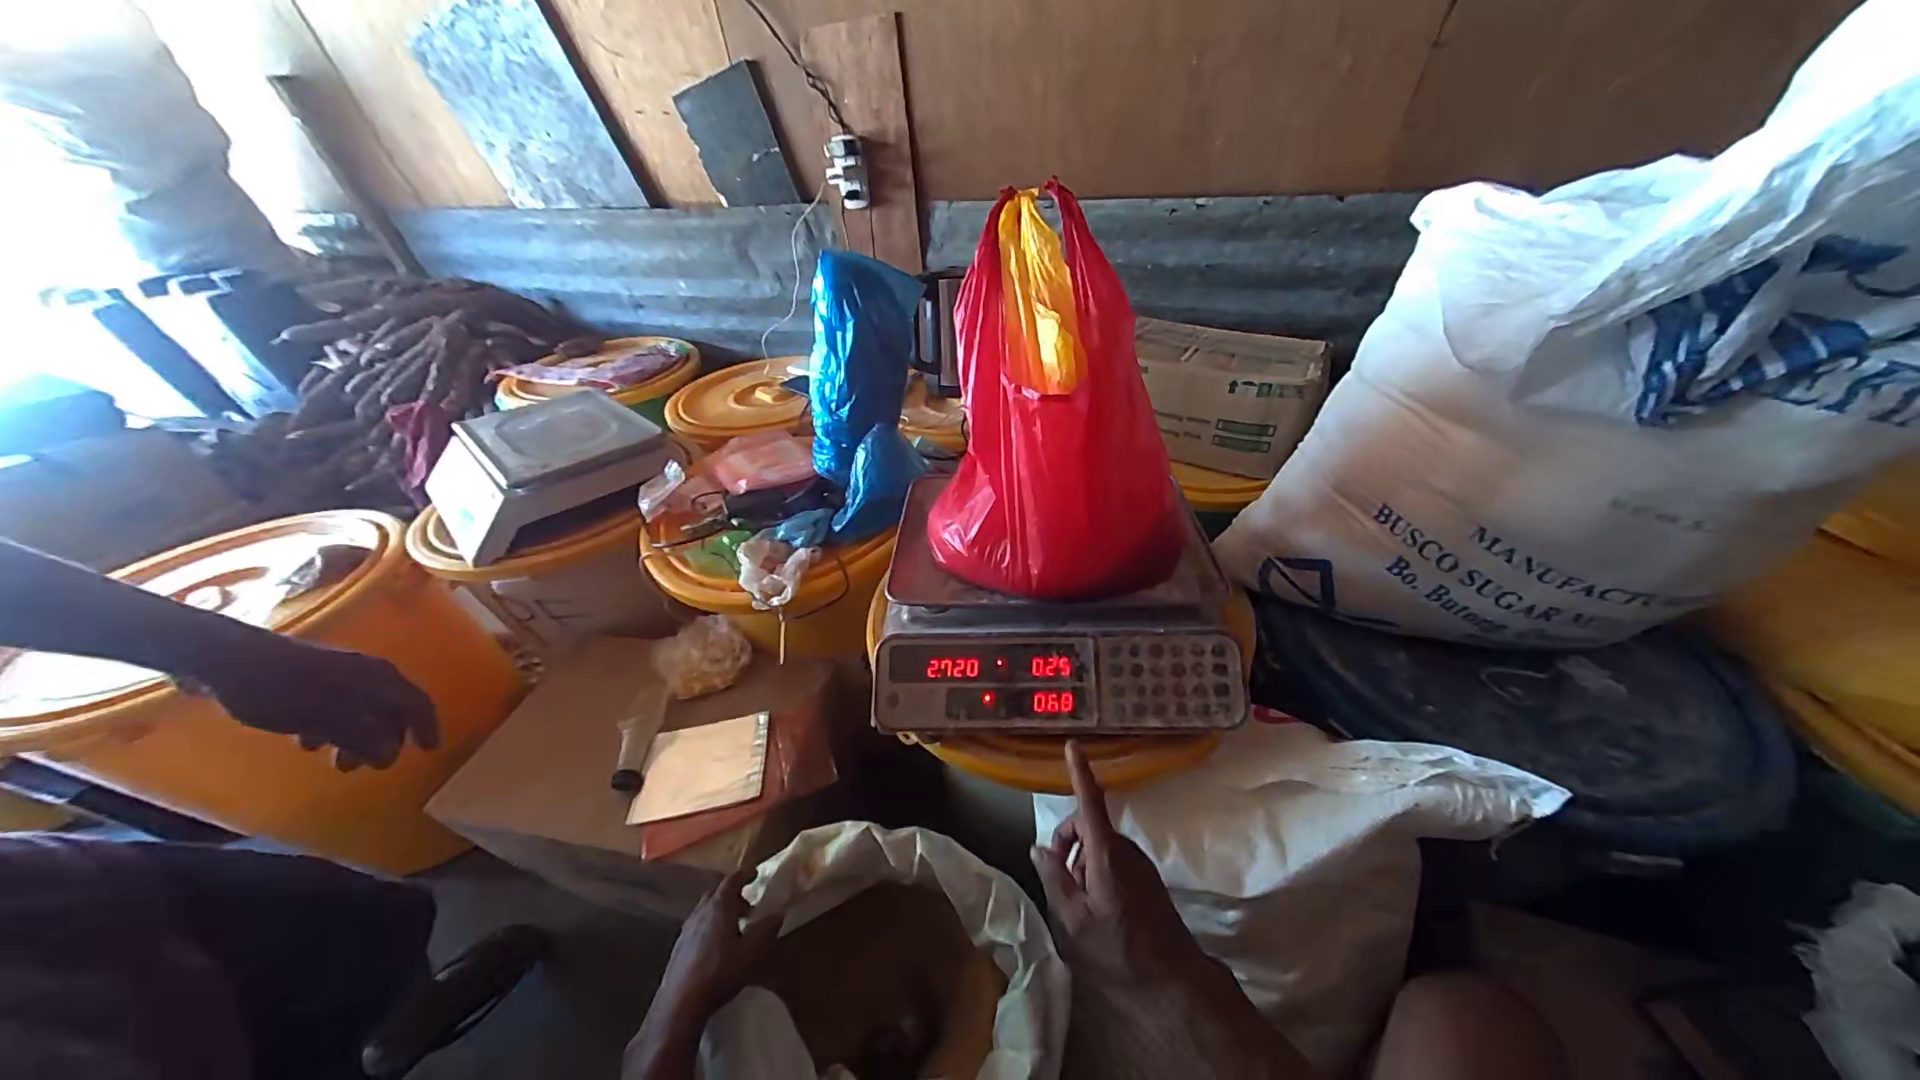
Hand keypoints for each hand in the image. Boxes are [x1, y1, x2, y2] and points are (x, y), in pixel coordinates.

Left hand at [186, 634, 438, 770]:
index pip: (416, 703)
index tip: (430, 750)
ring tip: (337, 761)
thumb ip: (360, 737)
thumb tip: (390, 756)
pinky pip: (337, 705)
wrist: (226, 658)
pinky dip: (333, 726)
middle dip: (384, 740)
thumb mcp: (322, 720)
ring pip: (362, 709)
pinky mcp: (313, 676)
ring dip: (356, 737)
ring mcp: (340, 673)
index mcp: (379, 679)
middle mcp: (368, 673)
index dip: (426, 727)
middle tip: (371, 766)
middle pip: (390, 709)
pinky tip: (309, 741)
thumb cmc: (280, 691)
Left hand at [652, 869, 781, 1023]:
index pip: (732, 880)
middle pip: (717, 893)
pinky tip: (717, 946)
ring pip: (706, 910)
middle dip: (733, 895)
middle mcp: (701, 912)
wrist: (680, 1004)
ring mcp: (687, 929)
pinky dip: (711, 926)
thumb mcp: (751, 952)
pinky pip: (698, 926)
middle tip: (749, 907)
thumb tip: (777, 913)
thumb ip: (766, 930)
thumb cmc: (720, 972)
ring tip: (735, 928)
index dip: (745, 875)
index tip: (756, 873)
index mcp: (719, 906)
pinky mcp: (679, 947)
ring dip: (721, 912)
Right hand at [1030, 740, 1211, 983]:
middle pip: (1087, 824)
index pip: (1090, 802)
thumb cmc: (1120, 950)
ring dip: (1080, 860)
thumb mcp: (1074, 921)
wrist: (1174, 981)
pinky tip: (1095, 904)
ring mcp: (1138, 863)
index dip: (1080, 772)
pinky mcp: (1145, 877)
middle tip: (1058, 877)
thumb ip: (1055, 879)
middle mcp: (1125, 850)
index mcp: (1106, 854)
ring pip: (1098, 844)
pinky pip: (1112, 858)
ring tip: (1078, 901)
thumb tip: (1040, 848)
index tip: (1072, 745)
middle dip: (1067, 840)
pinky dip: (1095, 869)